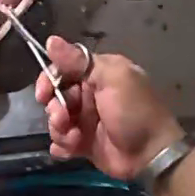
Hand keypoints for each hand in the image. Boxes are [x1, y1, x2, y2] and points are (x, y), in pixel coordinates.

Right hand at [35, 37, 184, 180]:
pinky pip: (60, 141)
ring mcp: (85, 120)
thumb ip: (80, 60)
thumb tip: (51, 40)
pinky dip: (62, 145)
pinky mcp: (83, 143)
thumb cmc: (134, 112)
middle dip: (54, 109)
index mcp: (98, 75)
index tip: (44, 94)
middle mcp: (89, 95)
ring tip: (74, 138)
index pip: (63, 69)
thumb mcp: (112, 79)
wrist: (151, 155)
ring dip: (59, 129)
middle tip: (64, 119)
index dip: (49, 80)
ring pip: (55, 119)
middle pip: (55, 96)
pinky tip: (70, 149)